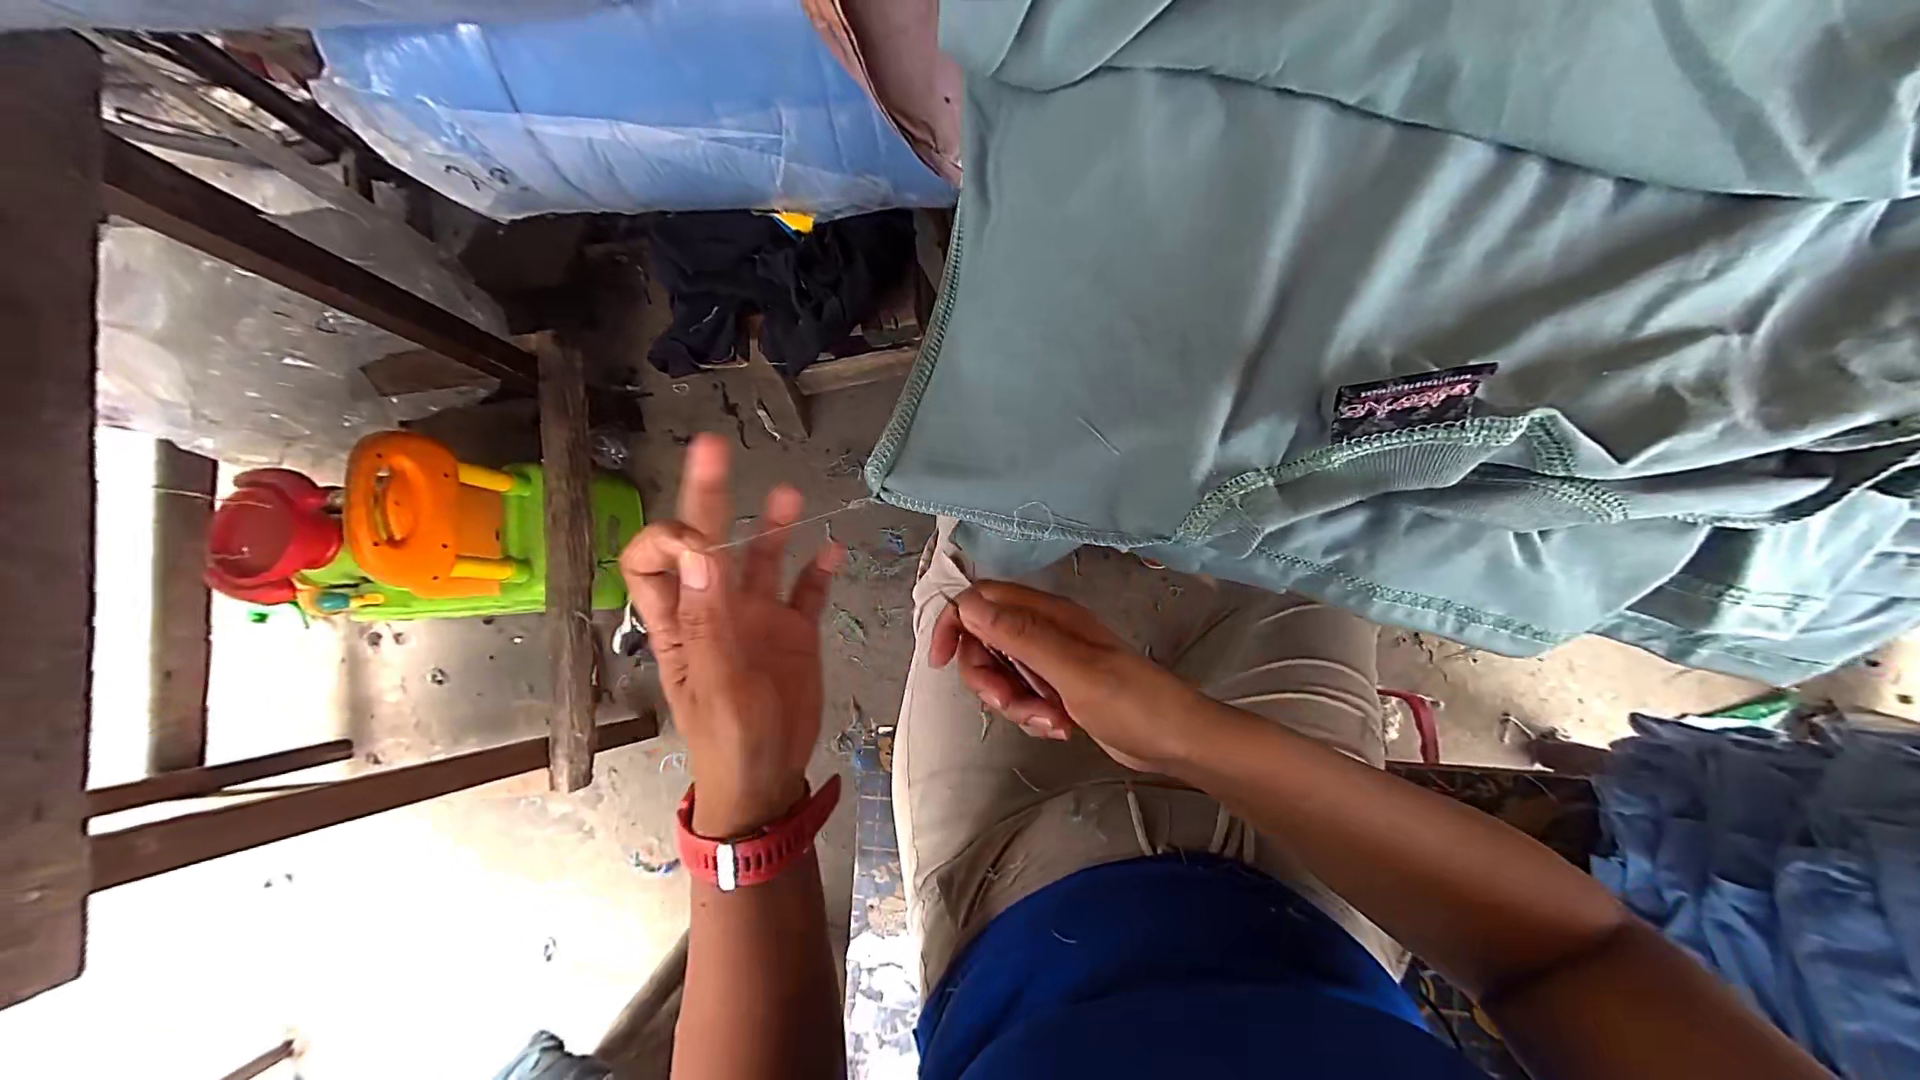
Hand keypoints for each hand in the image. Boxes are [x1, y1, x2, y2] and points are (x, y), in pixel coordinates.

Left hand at [619, 434, 843, 836]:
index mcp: (680, 621)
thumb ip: (710, 619)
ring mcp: (758, 617)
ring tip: (786, 496)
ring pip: (760, 558)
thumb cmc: (731, 740)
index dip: (674, 539)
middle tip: (714, 450)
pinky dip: (817, 572)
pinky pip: (806, 592)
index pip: (657, 560)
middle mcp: (716, 608)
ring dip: (770, 526)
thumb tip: (702, 551)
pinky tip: (830, 553)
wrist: (768, 775)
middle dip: (707, 496)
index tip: (706, 544)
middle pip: (705, 541)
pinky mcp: (795, 631)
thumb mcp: (717, 684)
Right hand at [930, 581, 1211, 772]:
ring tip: (1050, 720)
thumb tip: (968, 605)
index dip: (955, 624)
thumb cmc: (1132, 701)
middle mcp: (1045, 630)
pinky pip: (1021, 695)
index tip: (941, 659)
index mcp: (1047, 614)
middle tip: (1008, 702)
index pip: (981, 601)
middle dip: (986, 676)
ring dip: (1014, 702)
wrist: (1174, 740)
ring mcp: (1050, 660)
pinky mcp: (1057, 687)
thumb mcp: (1072, 669)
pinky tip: (1061, 727)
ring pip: (1001, 673)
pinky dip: (1032, 714)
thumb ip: (1020, 635)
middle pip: (984, 640)